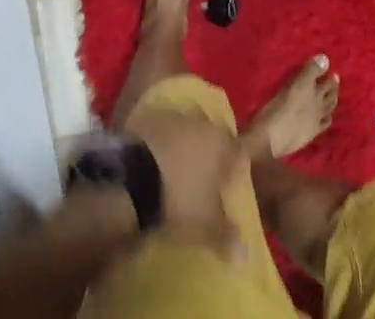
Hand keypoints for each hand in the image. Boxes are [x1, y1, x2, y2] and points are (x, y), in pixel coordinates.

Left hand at [122, 107, 246, 261]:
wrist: (130, 180)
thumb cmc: (179, 198)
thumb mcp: (206, 224)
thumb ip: (226, 235)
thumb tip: (244, 256)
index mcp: (221, 143)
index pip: (237, 149)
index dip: (234, 166)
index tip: (228, 182)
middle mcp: (199, 123)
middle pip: (209, 134)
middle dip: (206, 151)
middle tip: (199, 175)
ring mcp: (169, 117)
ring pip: (182, 128)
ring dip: (179, 144)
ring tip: (169, 169)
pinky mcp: (142, 119)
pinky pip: (154, 129)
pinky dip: (154, 142)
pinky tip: (146, 162)